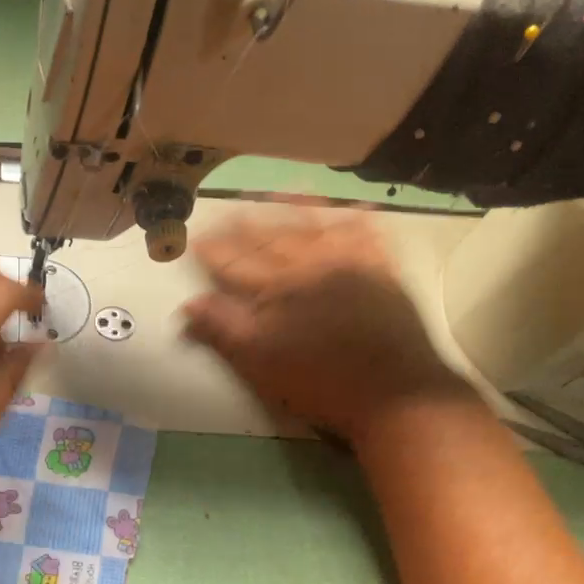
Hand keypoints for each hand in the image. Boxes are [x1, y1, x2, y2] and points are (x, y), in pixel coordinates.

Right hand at [182, 215, 474, 440]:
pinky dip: (353, 220)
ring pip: (315, 228)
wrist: (393, 391)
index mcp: (276, 289)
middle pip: (270, 240)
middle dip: (244, 227)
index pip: (234, 264)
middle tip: (225, 212)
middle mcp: (311, 265)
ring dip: (293, 210)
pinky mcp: (383, 271)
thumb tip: (189, 304)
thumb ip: (222, 329)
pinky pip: (366, 234)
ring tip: (276, 192)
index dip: (212, 252)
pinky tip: (349, 209)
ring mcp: (350, 262)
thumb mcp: (258, 362)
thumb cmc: (317, 382)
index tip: (193, 238)